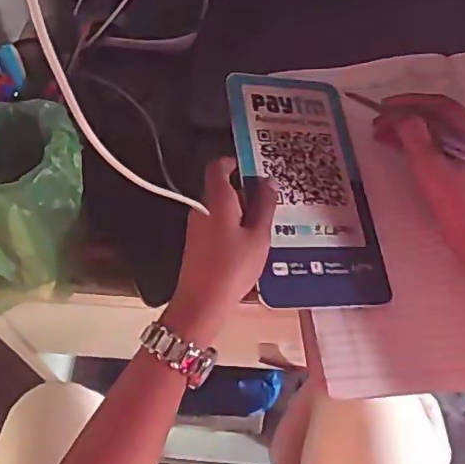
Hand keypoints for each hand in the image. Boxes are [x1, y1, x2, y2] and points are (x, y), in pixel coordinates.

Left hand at [164, 157, 273, 341]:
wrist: (202, 302)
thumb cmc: (232, 268)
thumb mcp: (258, 236)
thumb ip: (265, 205)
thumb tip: (267, 182)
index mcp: (216, 200)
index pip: (217, 166)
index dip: (234, 161)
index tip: (254, 167)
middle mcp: (201, 208)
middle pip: (220, 187)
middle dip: (244, 191)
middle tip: (268, 202)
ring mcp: (196, 226)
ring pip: (219, 207)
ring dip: (240, 211)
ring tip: (263, 226)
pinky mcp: (196, 242)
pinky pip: (215, 224)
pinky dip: (232, 226)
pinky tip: (248, 244)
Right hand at [373, 93, 464, 253]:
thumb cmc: (456, 204)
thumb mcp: (429, 166)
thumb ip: (414, 135)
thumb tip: (400, 116)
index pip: (440, 106)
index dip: (409, 103)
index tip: (384, 106)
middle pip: (438, 117)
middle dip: (406, 117)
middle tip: (379, 121)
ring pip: (436, 132)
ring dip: (408, 130)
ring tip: (382, 133)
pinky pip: (438, 146)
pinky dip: (417, 144)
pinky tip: (397, 147)